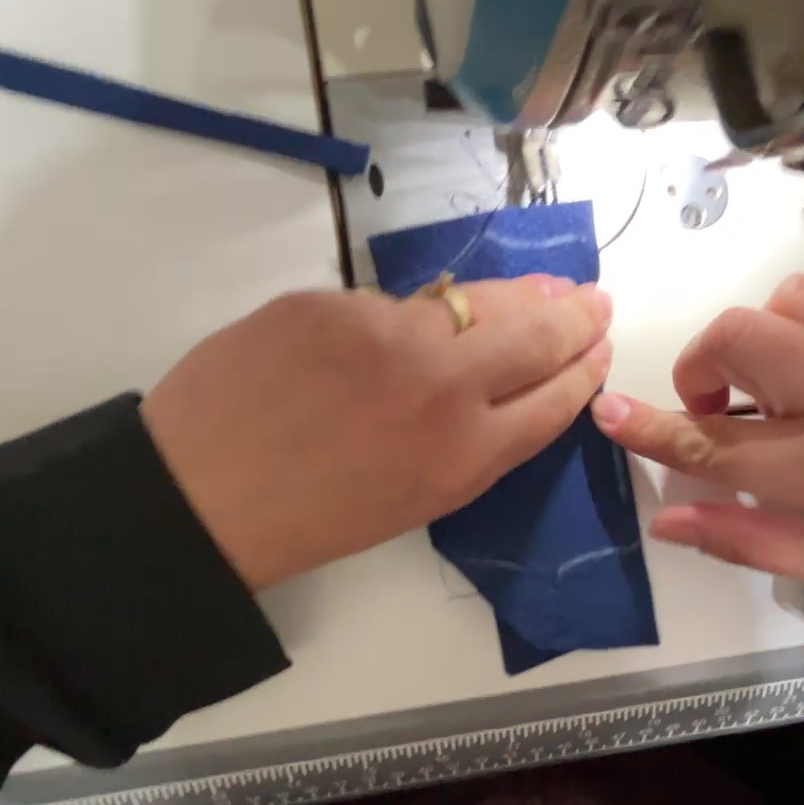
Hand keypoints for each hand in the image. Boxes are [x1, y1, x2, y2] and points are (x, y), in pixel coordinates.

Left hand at [143, 276, 613, 588]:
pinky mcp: (333, 300)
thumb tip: (508, 384)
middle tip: (593, 300)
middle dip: (574, 315)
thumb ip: (478, 444)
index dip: (583, 371)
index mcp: (464, 453)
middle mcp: (441, 384)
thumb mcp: (420, 499)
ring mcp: (386, 331)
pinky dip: (418, 315)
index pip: (553, 398)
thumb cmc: (319, 516)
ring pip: (474, 300)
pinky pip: (396, 304)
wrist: (205, 492)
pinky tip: (415, 328)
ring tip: (541, 288)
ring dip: (515, 296)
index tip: (598, 349)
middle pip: (533, 334)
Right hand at [592, 275, 803, 600]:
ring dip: (757, 338)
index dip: (651, 428)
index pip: (713, 444)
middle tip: (715, 408)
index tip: (608, 410)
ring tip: (773, 384)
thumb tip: (664, 520)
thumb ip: (742, 538)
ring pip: (785, 302)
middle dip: (702, 367)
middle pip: (740, 341)